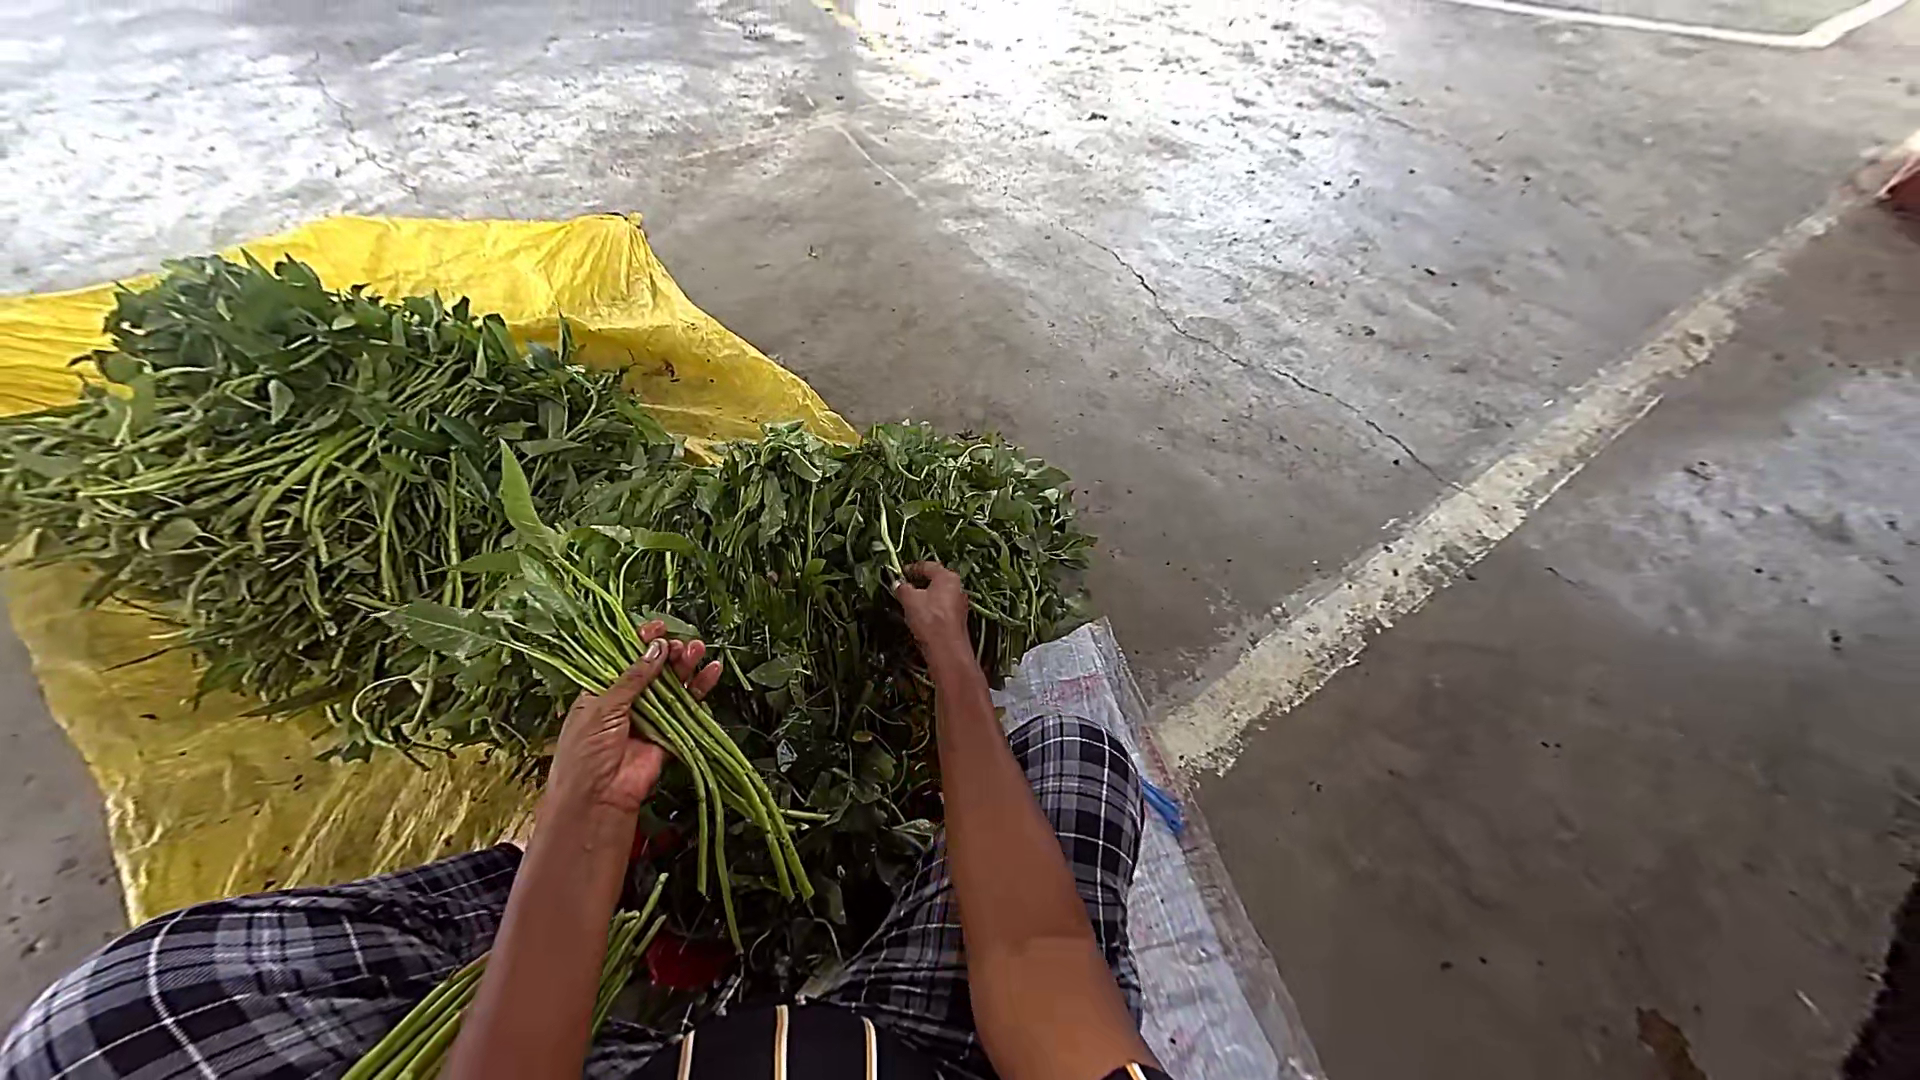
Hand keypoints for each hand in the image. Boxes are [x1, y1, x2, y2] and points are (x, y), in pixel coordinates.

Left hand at [545, 620, 722, 818]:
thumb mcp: (602, 708)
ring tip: (698, 650)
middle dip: (668, 653)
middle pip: (653, 668)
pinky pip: (689, 705)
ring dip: (686, 666)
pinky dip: (702, 688)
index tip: (656, 628)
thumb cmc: (585, 753)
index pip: (623, 659)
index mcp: (601, 691)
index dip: (639, 642)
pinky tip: (712, 671)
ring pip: (673, 683)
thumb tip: (656, 648)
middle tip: (681, 644)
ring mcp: (650, 715)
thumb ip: (632, 678)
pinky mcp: (671, 730)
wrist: (598, 798)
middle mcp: (627, 701)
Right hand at [892, 561, 972, 664]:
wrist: (946, 648)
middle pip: (935, 579)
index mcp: (948, 577)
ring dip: (924, 596)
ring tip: (909, 601)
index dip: (912, 568)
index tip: (901, 573)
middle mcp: (957, 588)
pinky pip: (942, 607)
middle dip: (918, 582)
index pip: (928, 566)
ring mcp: (959, 604)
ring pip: (939, 594)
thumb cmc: (930, 619)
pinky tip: (920, 615)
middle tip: (903, 586)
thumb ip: (902, 588)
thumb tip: (898, 584)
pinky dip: (931, 608)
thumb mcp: (909, 600)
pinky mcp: (958, 619)